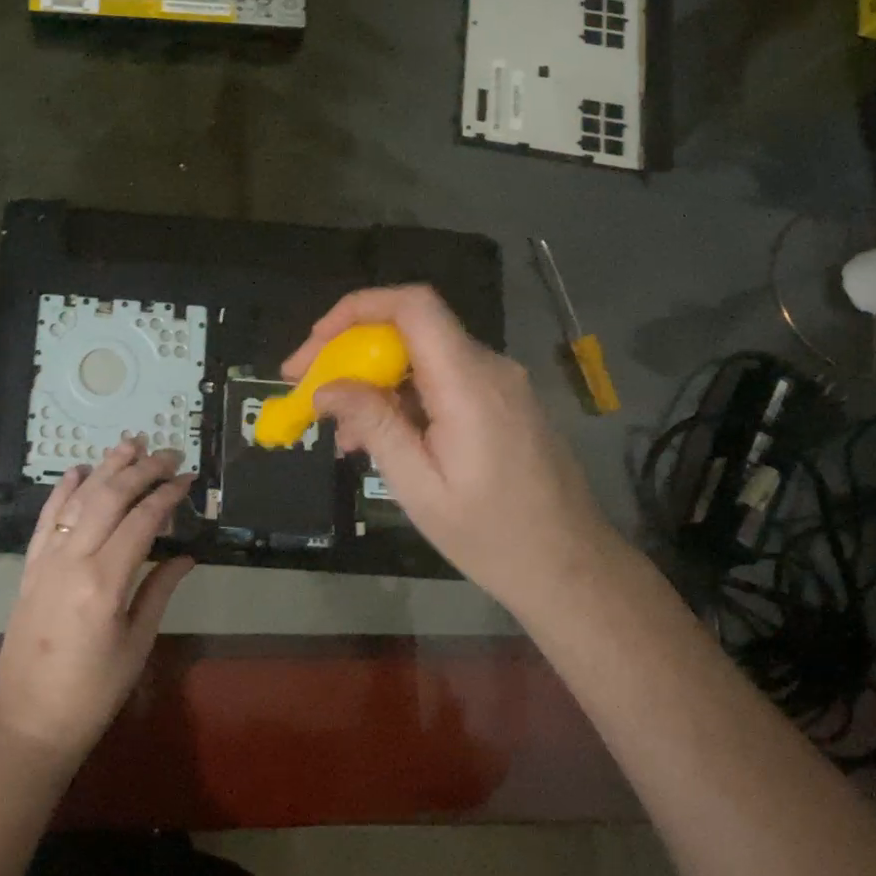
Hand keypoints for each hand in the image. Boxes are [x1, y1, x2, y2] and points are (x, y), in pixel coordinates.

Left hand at [0, 440, 195, 766]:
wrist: (30, 721)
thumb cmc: (93, 692)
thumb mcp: (137, 644)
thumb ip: (159, 591)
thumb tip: (185, 555)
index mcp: (105, 582)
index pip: (141, 520)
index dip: (166, 494)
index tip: (187, 477)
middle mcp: (72, 560)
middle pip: (109, 498)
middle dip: (140, 470)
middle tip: (166, 452)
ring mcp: (45, 561)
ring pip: (77, 500)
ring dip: (104, 469)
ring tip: (128, 444)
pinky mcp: (28, 568)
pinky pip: (46, 519)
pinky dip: (61, 492)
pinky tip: (77, 472)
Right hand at [282, 285, 618, 603]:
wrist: (570, 568)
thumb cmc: (492, 537)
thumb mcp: (420, 487)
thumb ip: (374, 426)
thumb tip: (325, 388)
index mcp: (469, 383)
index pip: (414, 307)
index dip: (358, 308)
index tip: (315, 344)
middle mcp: (488, 368)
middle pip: (410, 328)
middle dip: (350, 349)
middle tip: (304, 385)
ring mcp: (500, 384)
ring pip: (421, 356)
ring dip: (372, 379)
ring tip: (335, 429)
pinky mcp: (501, 403)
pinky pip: (441, 380)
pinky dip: (401, 396)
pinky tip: (376, 437)